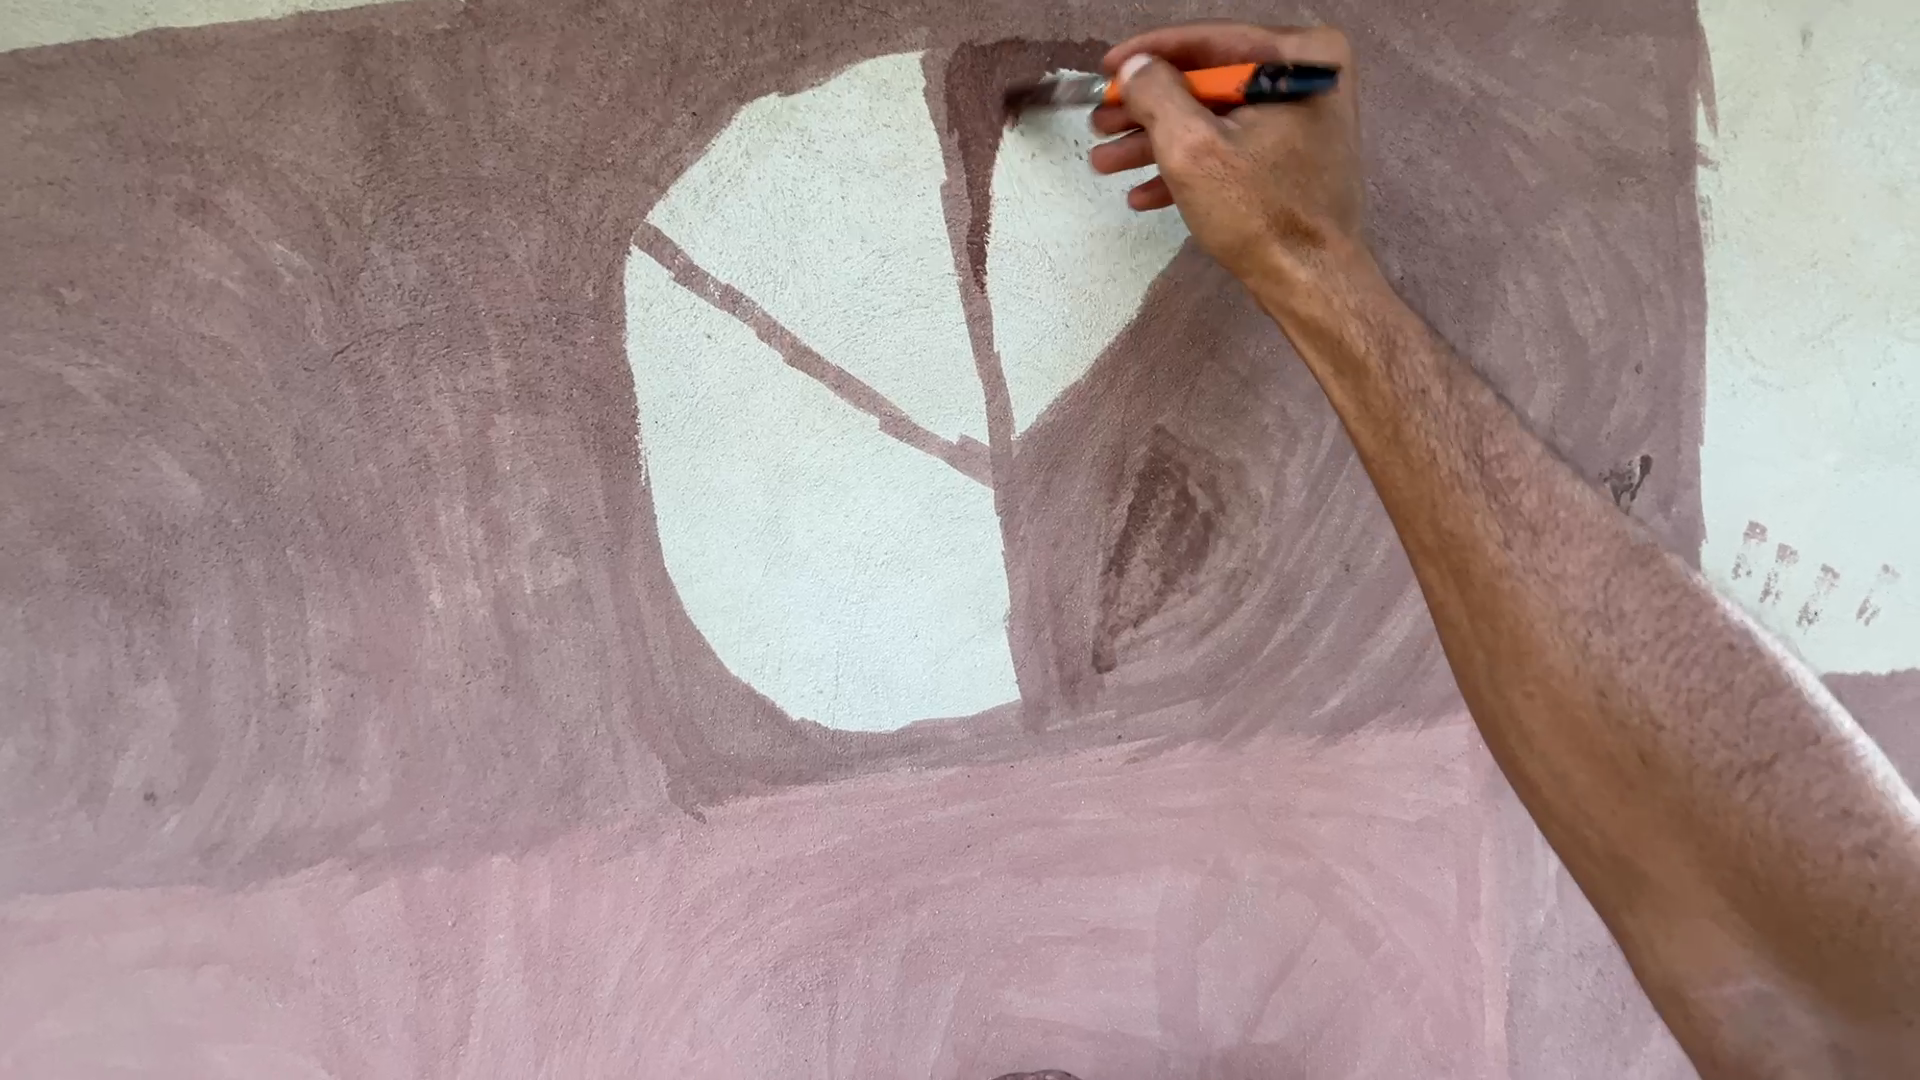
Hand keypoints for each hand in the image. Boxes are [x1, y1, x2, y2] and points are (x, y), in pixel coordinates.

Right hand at [1090, 23, 1368, 293]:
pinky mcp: (1288, 164)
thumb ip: (1157, 97)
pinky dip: (1187, 171)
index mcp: (1297, 57)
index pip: (1208, 42)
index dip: (1148, 56)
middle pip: (1206, 86)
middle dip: (1146, 111)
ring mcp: (1299, 125)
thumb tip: (1134, 69)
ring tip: (1106, 163)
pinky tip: (1142, 194)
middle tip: (1100, 123)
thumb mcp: (1193, 148)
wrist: (1308, 279)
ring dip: (1155, 146)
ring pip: (1211, 124)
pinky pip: (1229, 154)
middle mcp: (1305, 80)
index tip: (1107, 68)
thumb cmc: (1258, 212)